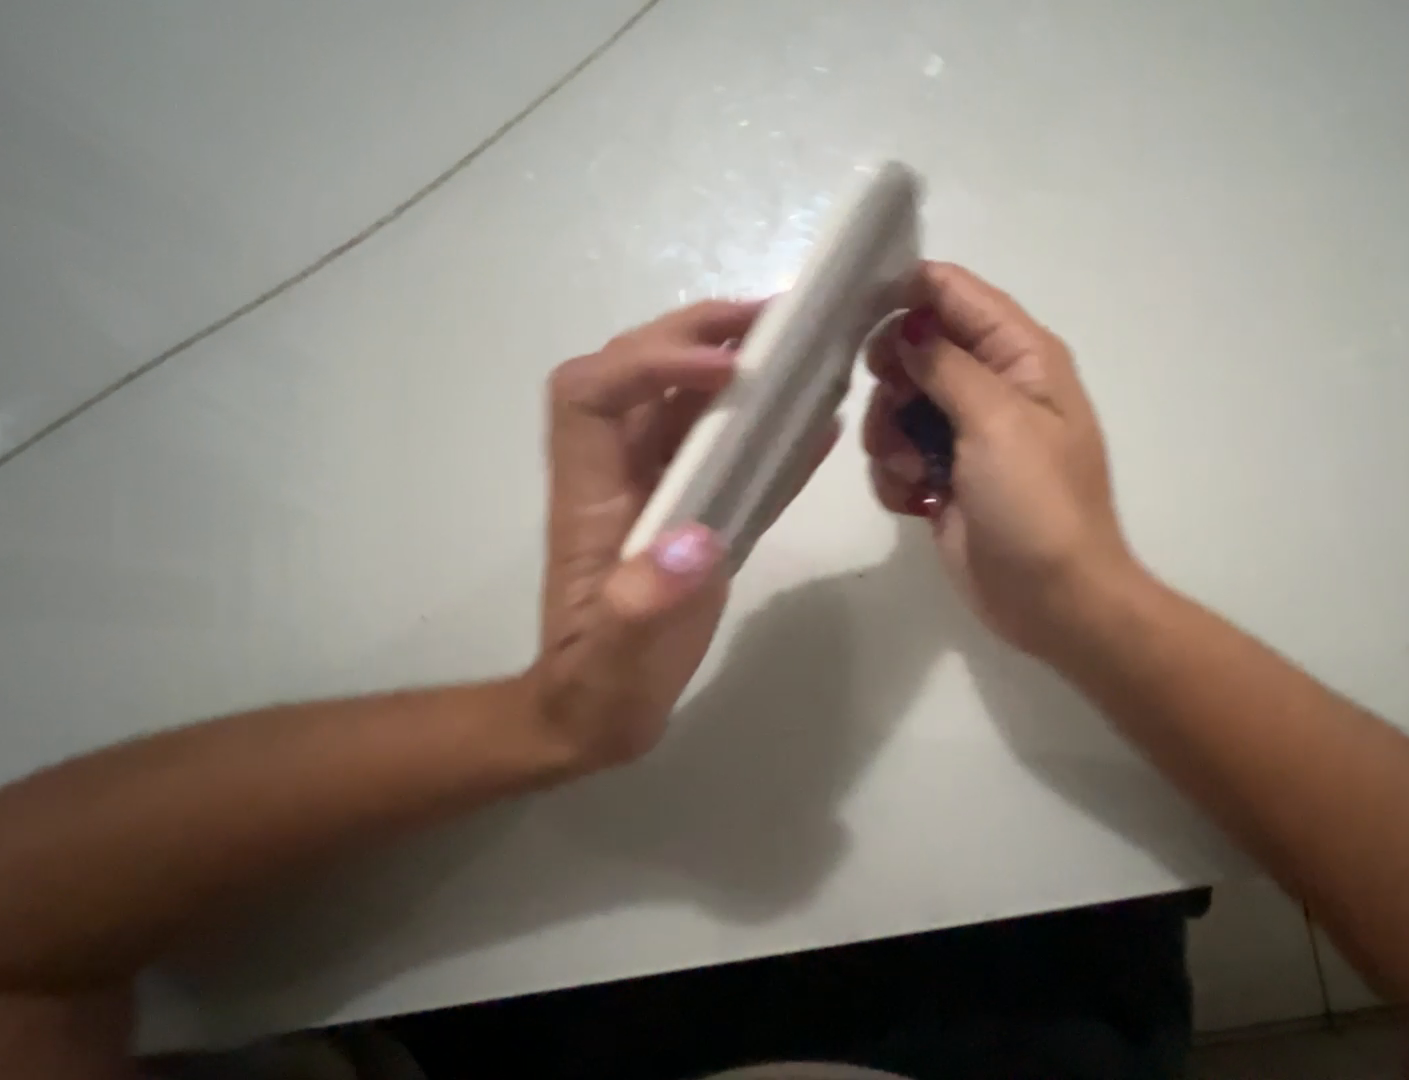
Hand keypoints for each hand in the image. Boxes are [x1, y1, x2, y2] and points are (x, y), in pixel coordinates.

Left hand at [530, 299, 825, 772]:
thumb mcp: (621, 660)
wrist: (602, 712)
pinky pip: (727, 452)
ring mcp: (657, 489)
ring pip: (684, 401)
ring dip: (733, 365)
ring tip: (797, 346)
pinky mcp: (694, 511)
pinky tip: (815, 421)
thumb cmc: (602, 687)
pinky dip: (767, 430)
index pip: (592, 393)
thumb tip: (698, 537)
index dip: (650, 362)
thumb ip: (648, 604)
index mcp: (592, 496)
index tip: (726, 369)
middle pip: (638, 372)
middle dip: (696, 334)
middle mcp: (621, 474)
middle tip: (772, 319)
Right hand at [863, 262, 1141, 658]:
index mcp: (1022, 356)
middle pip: (916, 348)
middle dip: (893, 380)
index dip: (905, 293)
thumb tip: (905, 326)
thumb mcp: (997, 421)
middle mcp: (993, 385)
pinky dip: (896, 476)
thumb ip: (945, 364)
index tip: (856, 314)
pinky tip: (918, 502)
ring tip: (912, 473)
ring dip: (890, 437)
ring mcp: (966, 435)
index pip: (955, 293)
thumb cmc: (1037, 505)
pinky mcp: (943, 478)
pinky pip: (896, 455)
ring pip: (898, 405)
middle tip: (895, 412)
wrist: (1051, 601)